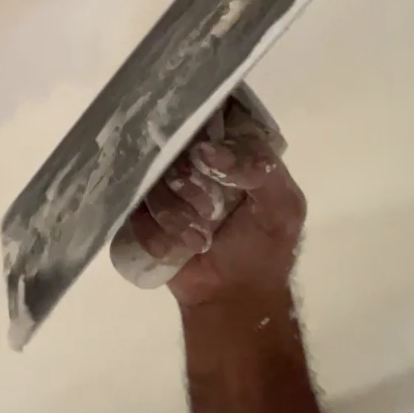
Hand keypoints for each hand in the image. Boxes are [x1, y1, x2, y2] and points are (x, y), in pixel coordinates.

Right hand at [125, 102, 305, 307]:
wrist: (233, 298)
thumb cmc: (263, 247)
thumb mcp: (282, 204)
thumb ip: (260, 168)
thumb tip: (205, 151)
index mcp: (222, 147)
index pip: (201, 113)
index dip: (195, 125)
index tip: (202, 153)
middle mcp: (185, 159)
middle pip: (165, 147)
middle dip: (186, 184)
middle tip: (208, 210)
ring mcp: (158, 186)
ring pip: (146, 182)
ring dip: (173, 215)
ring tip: (198, 240)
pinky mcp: (137, 213)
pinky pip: (130, 212)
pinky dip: (154, 234)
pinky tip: (176, 250)